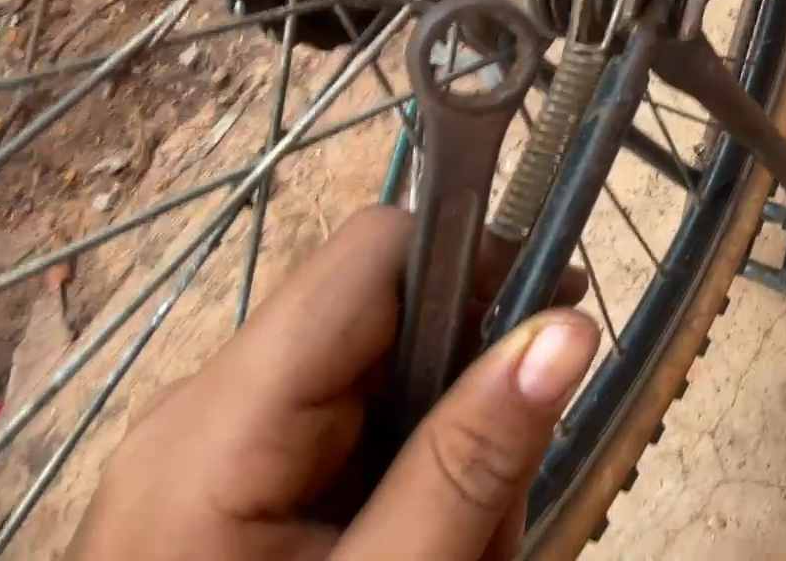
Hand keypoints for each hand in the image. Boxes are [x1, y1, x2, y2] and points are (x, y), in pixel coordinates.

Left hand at [70, 207, 600, 560]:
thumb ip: (476, 460)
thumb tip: (573, 324)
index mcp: (222, 422)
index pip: (373, 253)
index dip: (475, 258)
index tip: (554, 317)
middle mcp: (213, 404)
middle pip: (389, 307)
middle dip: (473, 372)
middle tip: (510, 480)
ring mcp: (225, 436)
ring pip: (394, 362)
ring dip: (459, 428)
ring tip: (467, 540)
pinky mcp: (248, 467)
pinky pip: (370, 412)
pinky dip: (427, 458)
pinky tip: (432, 533)